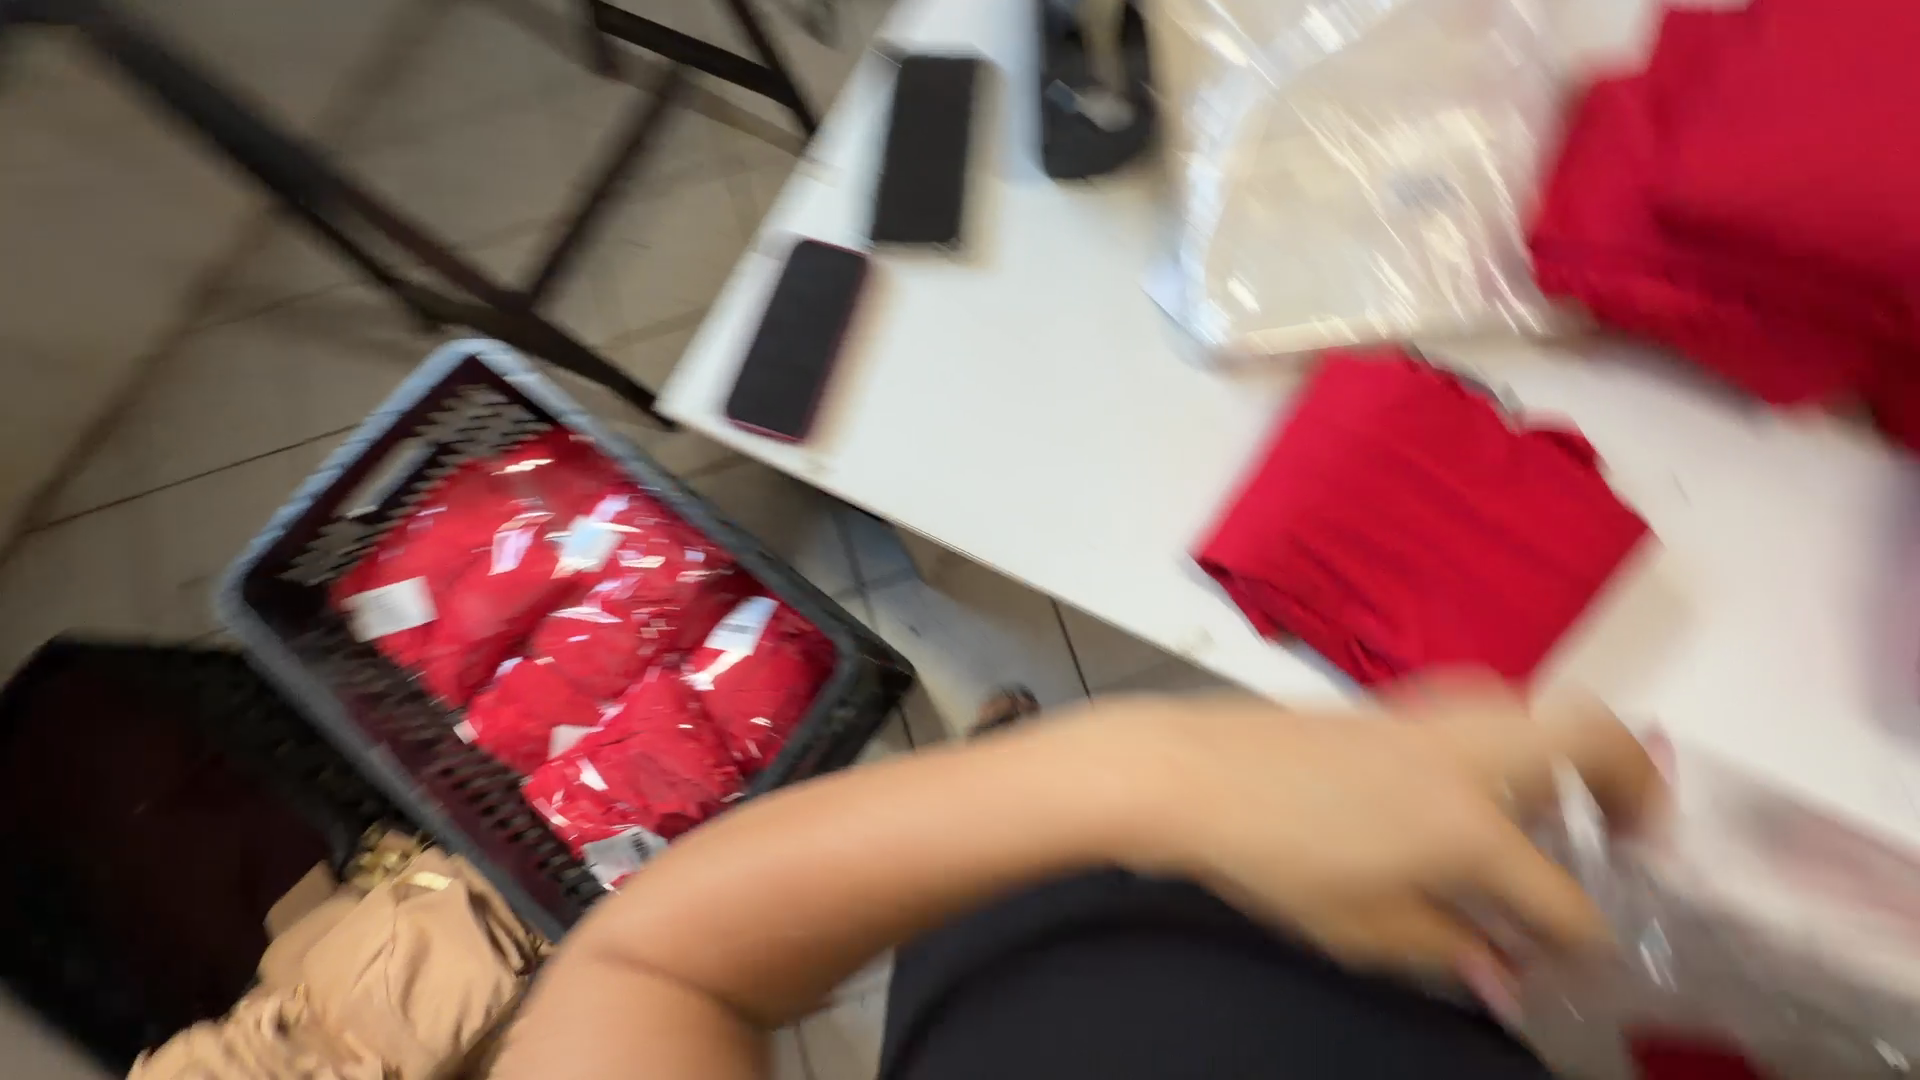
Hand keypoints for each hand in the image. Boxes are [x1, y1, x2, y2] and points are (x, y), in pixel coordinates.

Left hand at [1076, 677, 1663, 988]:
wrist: (1188, 770)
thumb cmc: (1266, 854)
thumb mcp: (1357, 926)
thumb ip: (1443, 946)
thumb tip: (1501, 971)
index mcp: (1464, 826)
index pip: (1561, 895)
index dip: (1577, 939)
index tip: (1568, 955)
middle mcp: (1457, 757)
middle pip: (1587, 735)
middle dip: (1636, 782)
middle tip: (1632, 833)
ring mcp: (1415, 719)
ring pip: (1525, 705)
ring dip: (1560, 749)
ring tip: (1546, 804)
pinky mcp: (1375, 704)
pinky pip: (1465, 709)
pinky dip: (1495, 739)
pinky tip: (1458, 784)